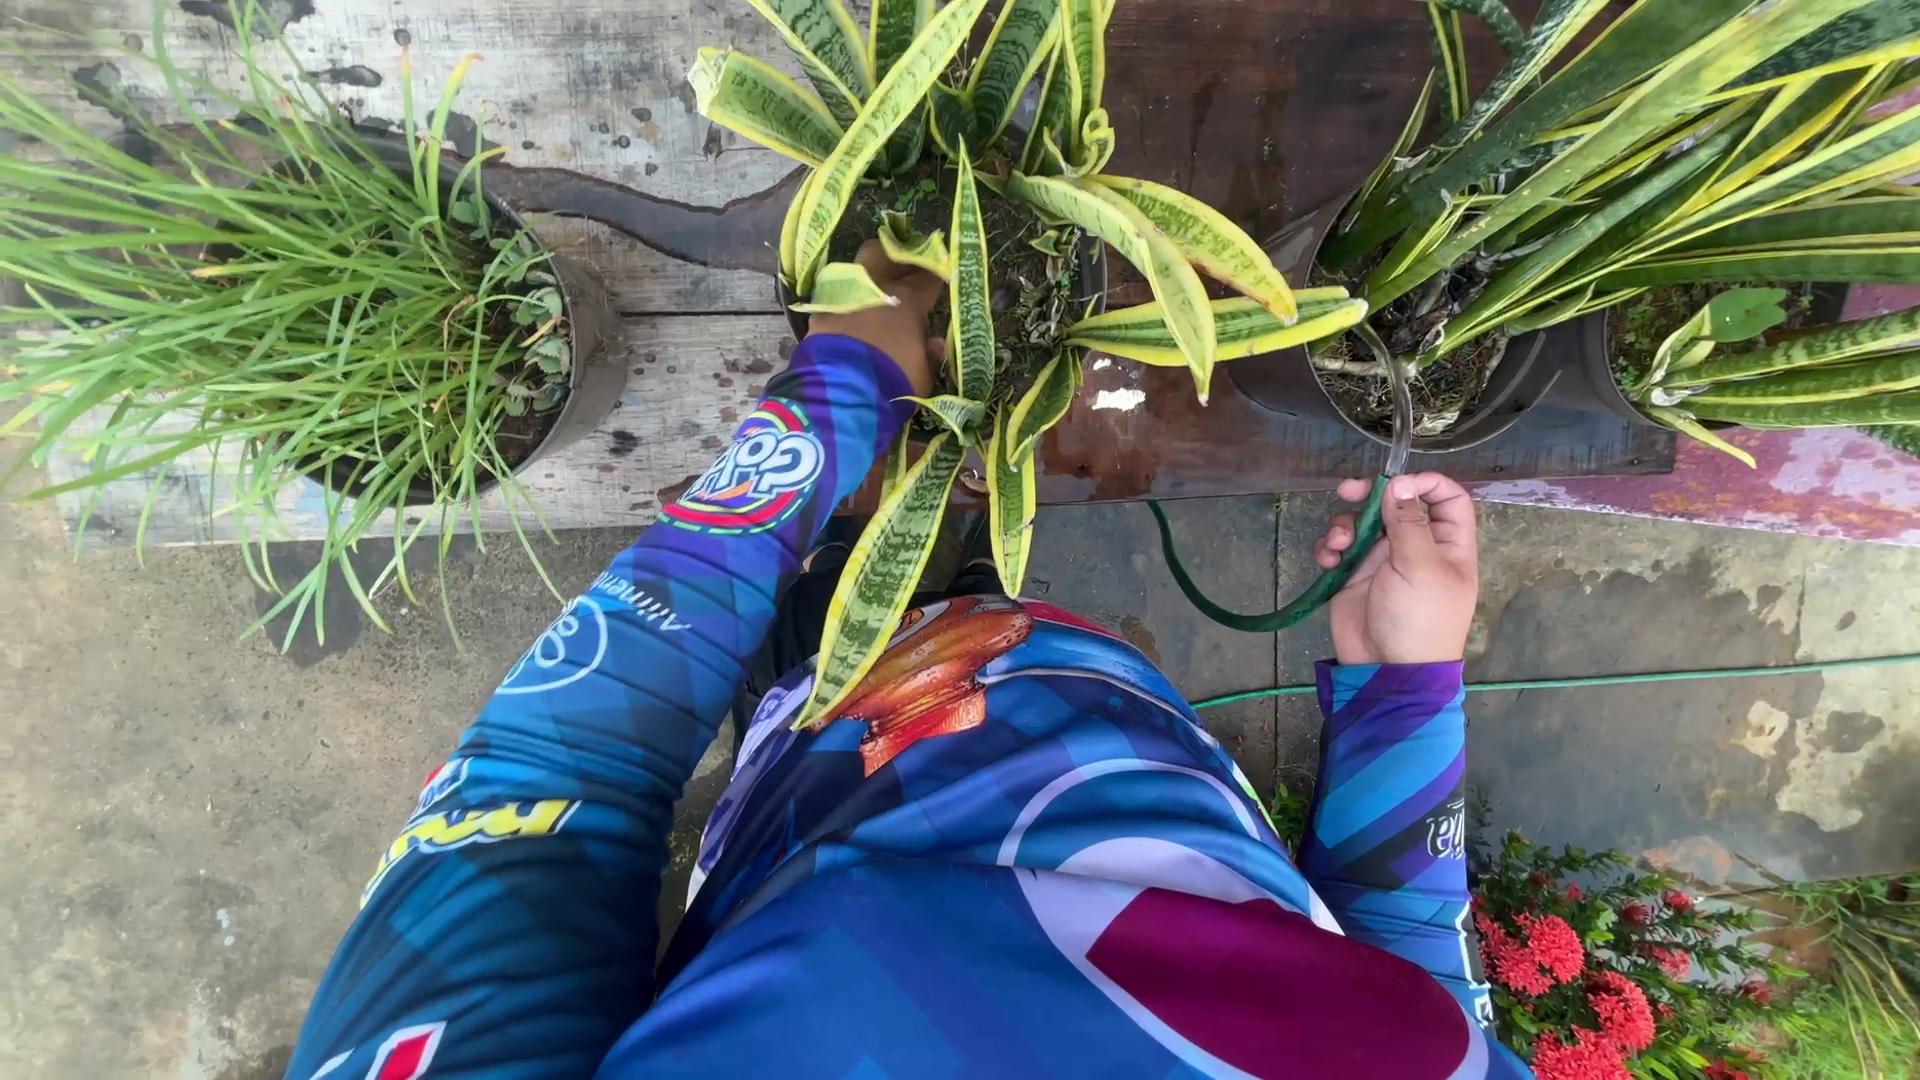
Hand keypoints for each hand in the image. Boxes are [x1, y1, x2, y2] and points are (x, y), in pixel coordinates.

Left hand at [806, 239, 943, 394]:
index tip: (939, 281)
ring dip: (865, 279)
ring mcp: (844, 296)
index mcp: (908, 300)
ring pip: (854, 272)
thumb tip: (935, 344)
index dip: (934, 277)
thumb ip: (930, 356)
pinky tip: (850, 316)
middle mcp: (875, 288)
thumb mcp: (923, 376)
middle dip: (893, 258)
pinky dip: (846, 304)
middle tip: (903, 272)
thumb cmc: (893, 382)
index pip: (928, 278)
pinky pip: (836, 299)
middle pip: (883, 254)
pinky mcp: (819, 313)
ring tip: (873, 294)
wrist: (842, 392)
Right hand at [1313, 472, 1478, 665]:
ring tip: (1336, 545)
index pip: (1446, 499)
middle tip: (1347, 491)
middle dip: (1369, 496)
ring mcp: (1382, 560)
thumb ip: (1408, 523)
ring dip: (1342, 526)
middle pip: (1394, 504)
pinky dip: (1328, 549)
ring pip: (1360, 524)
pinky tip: (1327, 562)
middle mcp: (1415, 547)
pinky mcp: (1352, 575)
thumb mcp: (1419, 566)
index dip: (1423, 483)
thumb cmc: (1417, 618)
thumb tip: (1399, 483)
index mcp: (1447, 544)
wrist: (1385, 667)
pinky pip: (1337, 549)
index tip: (1394, 482)